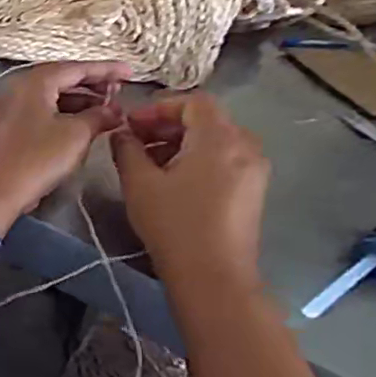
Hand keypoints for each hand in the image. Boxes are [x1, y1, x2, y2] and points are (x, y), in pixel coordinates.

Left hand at [0, 62, 129, 232]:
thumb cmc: (38, 158)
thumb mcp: (76, 134)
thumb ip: (100, 116)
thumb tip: (115, 111)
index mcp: (34, 83)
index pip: (75, 68)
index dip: (106, 70)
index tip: (129, 72)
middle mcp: (19, 89)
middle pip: (62, 78)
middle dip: (93, 84)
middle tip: (120, 91)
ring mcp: (12, 108)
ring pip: (53, 95)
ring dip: (81, 100)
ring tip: (108, 109)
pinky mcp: (11, 126)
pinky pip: (44, 110)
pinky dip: (66, 112)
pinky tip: (85, 123)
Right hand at [110, 94, 267, 287]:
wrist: (213, 275)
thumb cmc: (173, 223)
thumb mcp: (138, 182)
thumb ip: (126, 148)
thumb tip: (121, 133)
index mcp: (220, 138)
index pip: (193, 102)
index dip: (158, 107)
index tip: (131, 125)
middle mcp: (245, 146)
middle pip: (206, 119)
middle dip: (167, 125)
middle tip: (134, 141)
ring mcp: (254, 169)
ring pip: (215, 139)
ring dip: (180, 142)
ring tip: (148, 162)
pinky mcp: (253, 190)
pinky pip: (224, 158)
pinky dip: (197, 157)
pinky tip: (171, 179)